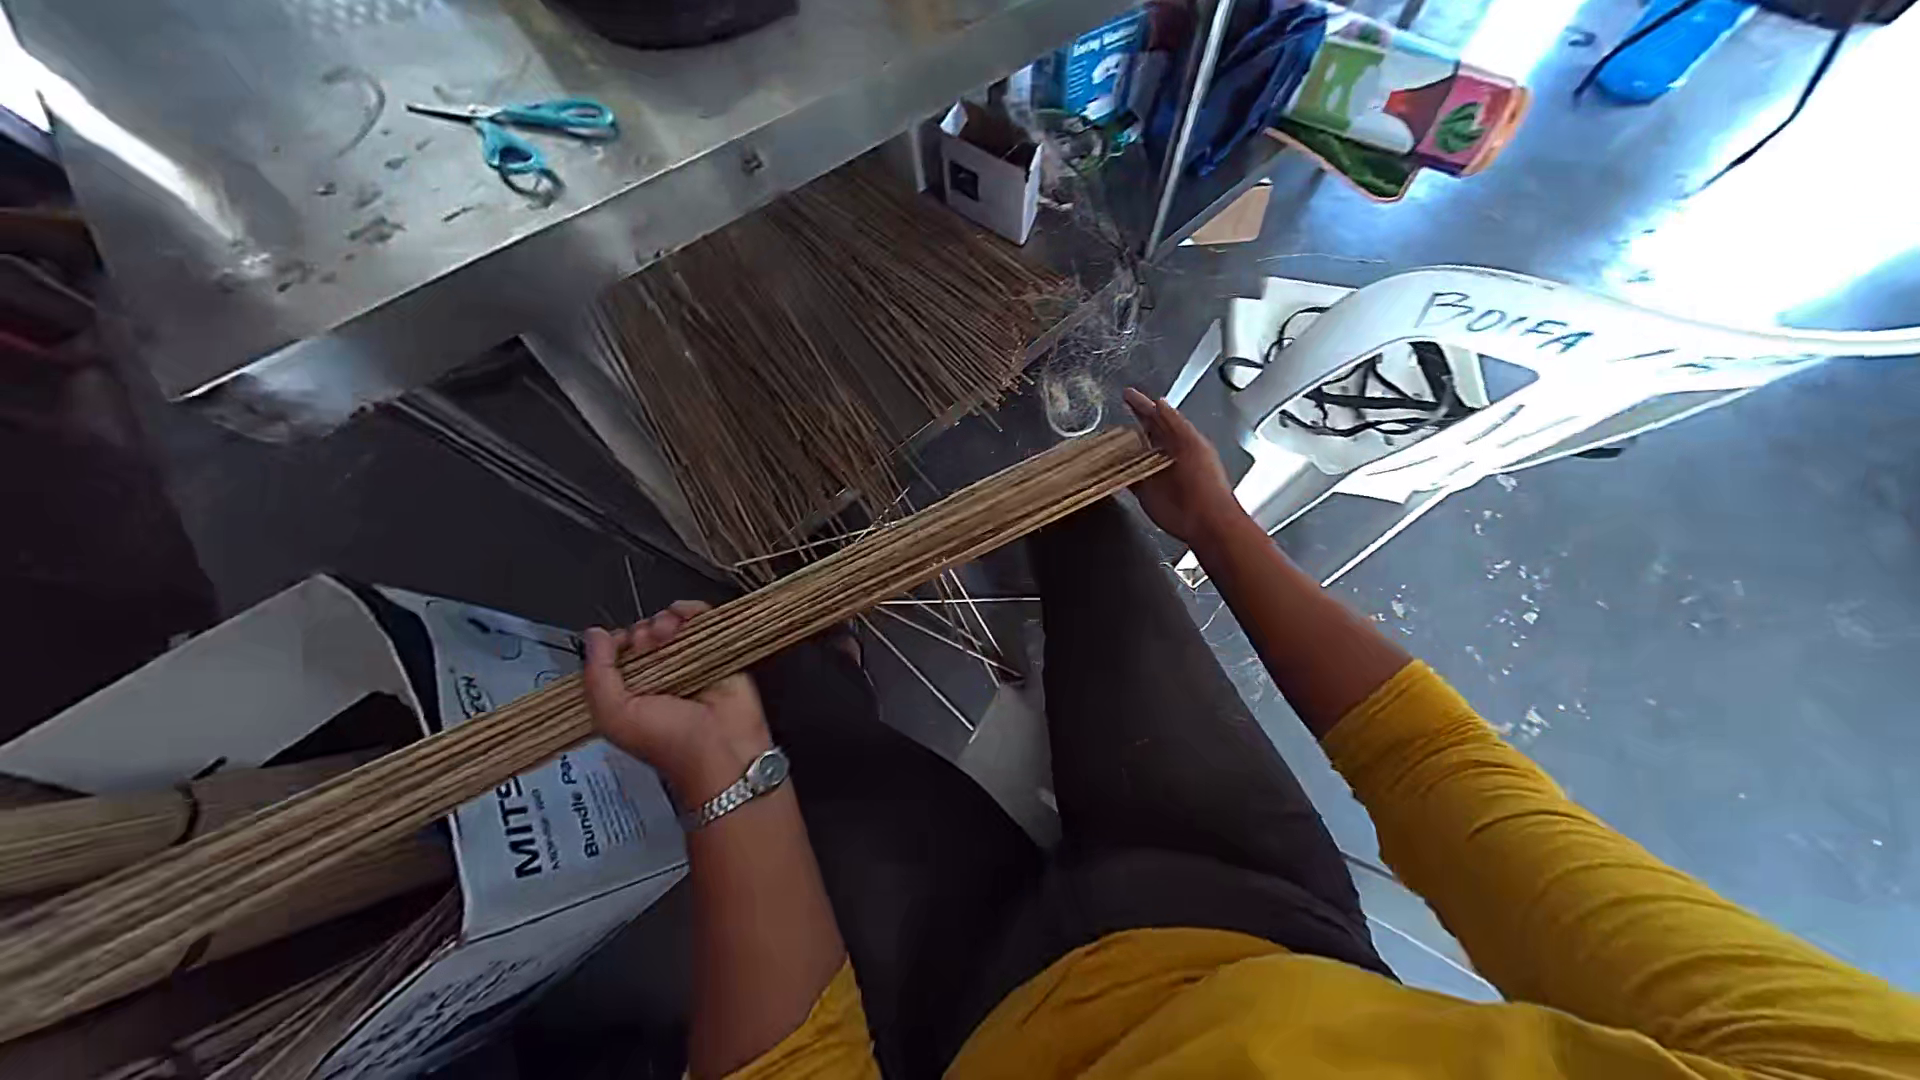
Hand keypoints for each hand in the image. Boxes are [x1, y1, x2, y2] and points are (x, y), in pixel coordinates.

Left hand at [583, 601, 772, 808]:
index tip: (624, 646)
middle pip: (645, 632)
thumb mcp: (616, 716)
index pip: (619, 651)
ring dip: (666, 618)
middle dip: (643, 630)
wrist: (721, 748)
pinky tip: (687, 616)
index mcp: (632, 690)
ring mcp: (689, 660)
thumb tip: (594, 634)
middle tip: (649, 643)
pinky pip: (703, 618)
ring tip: (669, 633)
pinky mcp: (718, 649)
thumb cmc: (669, 741)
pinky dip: (692, 610)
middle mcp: (660, 673)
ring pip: (672, 622)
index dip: (618, 641)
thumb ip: (597, 675)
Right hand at [1124, 387, 1245, 546]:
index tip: (1128, 394)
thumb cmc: (1204, 483)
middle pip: (1146, 433)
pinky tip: (1109, 466)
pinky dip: (1117, 471)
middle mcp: (1167, 455)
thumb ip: (1174, 423)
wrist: (1205, 520)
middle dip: (1133, 422)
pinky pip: (1127, 477)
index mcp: (1180, 441)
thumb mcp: (1190, 444)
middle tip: (1117, 411)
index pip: (1158, 416)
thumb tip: (1160, 403)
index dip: (1143, 405)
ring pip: (1136, 455)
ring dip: (1123, 447)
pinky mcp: (1146, 492)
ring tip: (1107, 437)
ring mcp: (1155, 474)